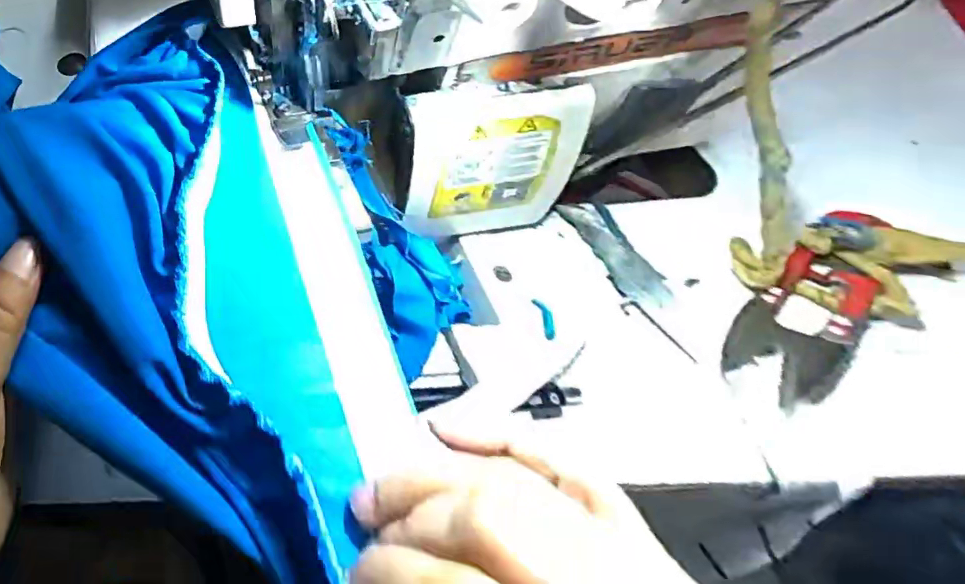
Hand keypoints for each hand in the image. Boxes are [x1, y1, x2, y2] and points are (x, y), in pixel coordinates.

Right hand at [350, 424, 694, 583]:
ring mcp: (636, 560)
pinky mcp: (645, 544)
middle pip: (484, 517)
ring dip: (430, 476)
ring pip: (512, 482)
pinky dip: (504, 438)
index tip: (356, 572)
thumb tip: (382, 569)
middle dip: (407, 519)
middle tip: (366, 535)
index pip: (462, 579)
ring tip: (388, 494)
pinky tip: (446, 431)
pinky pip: (570, 470)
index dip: (396, 567)